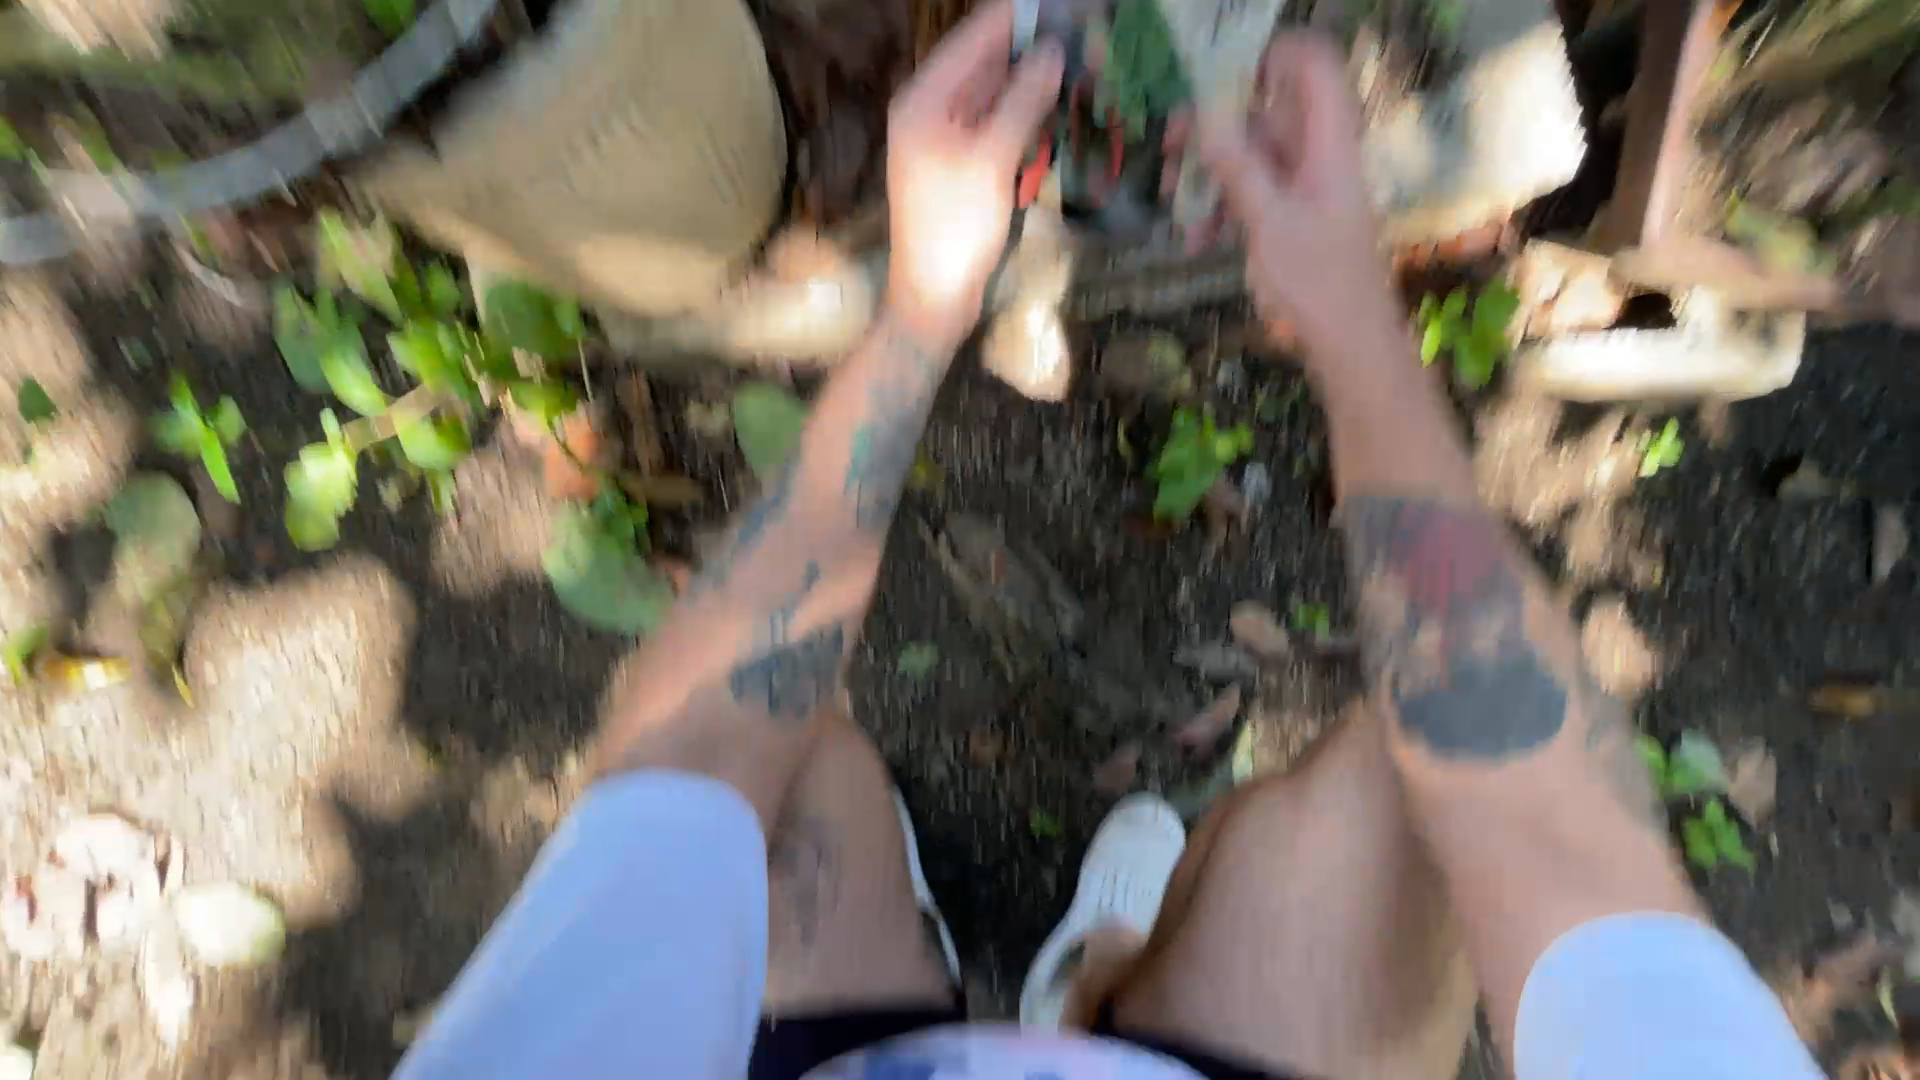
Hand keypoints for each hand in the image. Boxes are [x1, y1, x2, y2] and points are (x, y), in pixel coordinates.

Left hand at [885, 0, 1062, 341]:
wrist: (934, 298)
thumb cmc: (955, 230)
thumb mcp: (991, 160)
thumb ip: (1023, 100)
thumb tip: (1055, 51)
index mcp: (926, 97)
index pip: (981, 33)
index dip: (1030, 18)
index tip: (1078, 11)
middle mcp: (933, 108)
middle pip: (991, 61)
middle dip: (1039, 52)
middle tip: (1092, 46)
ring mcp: (947, 139)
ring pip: (999, 95)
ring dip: (1038, 87)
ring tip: (1086, 75)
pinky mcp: (963, 167)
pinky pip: (998, 128)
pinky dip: (1027, 121)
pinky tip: (1058, 116)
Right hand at [1197, 36, 1402, 370]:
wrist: (1346, 340)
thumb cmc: (1318, 283)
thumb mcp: (1271, 225)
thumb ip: (1239, 171)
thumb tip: (1206, 120)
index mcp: (1328, 146)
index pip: (1312, 69)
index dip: (1271, 56)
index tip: (1217, 73)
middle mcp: (1316, 158)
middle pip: (1266, 115)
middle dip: (1216, 127)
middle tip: (1169, 143)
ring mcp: (1301, 190)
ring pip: (1250, 160)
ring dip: (1209, 177)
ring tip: (1173, 200)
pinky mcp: (1288, 220)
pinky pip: (1249, 198)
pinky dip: (1221, 211)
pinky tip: (1197, 239)